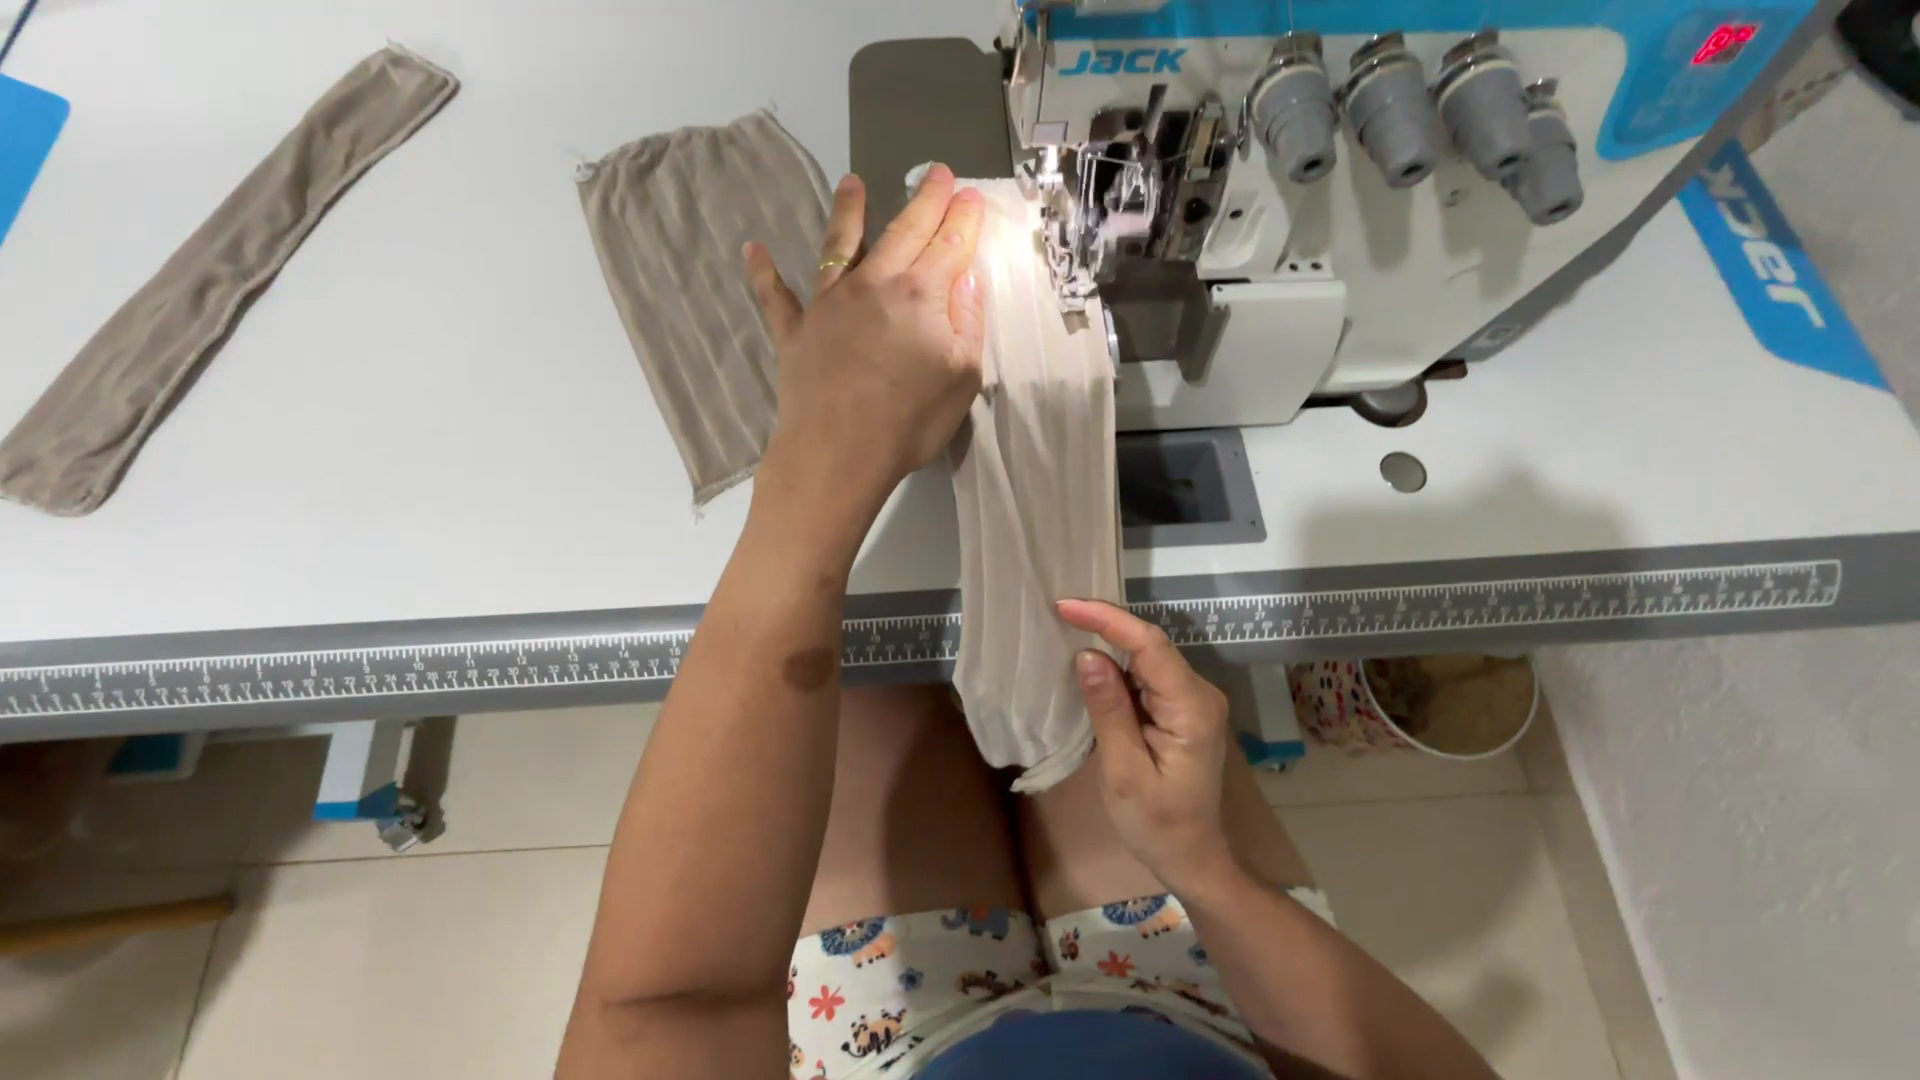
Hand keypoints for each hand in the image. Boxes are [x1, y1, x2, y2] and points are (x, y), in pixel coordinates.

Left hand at [744, 164, 986, 503]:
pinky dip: (764, 273)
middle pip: (904, 232)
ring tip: (853, 182)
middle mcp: (874, 285)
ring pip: (839, 246)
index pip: (949, 245)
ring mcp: (829, 304)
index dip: (963, 218)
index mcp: (920, 295)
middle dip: (924, 200)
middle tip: (935, 171)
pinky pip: (776, 296)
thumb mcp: (962, 377)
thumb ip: (968, 322)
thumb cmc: (909, 422)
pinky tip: (754, 251)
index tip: (971, 195)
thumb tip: (966, 277)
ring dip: (848, 211)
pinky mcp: (795, 331)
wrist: (837, 454)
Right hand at [1058, 599, 1237, 894]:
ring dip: (1109, 642)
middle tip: (1057, 611)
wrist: (1192, 858)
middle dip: (1105, 624)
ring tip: (1065, 627)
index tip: (1065, 606)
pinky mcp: (1181, 710)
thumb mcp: (1124, 771)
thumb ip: (1109, 710)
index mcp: (1192, 708)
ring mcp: (1193, 701)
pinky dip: (1117, 665)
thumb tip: (1088, 655)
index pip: (1149, 645)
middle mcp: (1199, 694)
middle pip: (1150, 645)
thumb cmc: (1157, 824)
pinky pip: (1147, 675)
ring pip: (1147, 657)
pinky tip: (1090, 661)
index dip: (1107, 618)